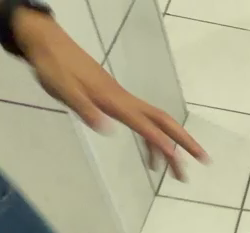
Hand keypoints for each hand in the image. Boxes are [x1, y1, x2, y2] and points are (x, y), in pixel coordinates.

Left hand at [14, 12, 207, 179]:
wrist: (44, 41)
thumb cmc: (51, 66)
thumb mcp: (62, 89)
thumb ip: (85, 109)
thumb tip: (108, 129)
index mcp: (115, 102)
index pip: (147, 126)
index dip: (165, 145)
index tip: (182, 162)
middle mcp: (125, 101)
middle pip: (164, 122)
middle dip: (185, 142)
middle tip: (205, 160)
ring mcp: (123, 100)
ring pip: (156, 125)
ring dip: (171, 148)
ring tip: (179, 174)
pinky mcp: (116, 101)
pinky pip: (142, 124)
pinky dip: (151, 143)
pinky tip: (150, 160)